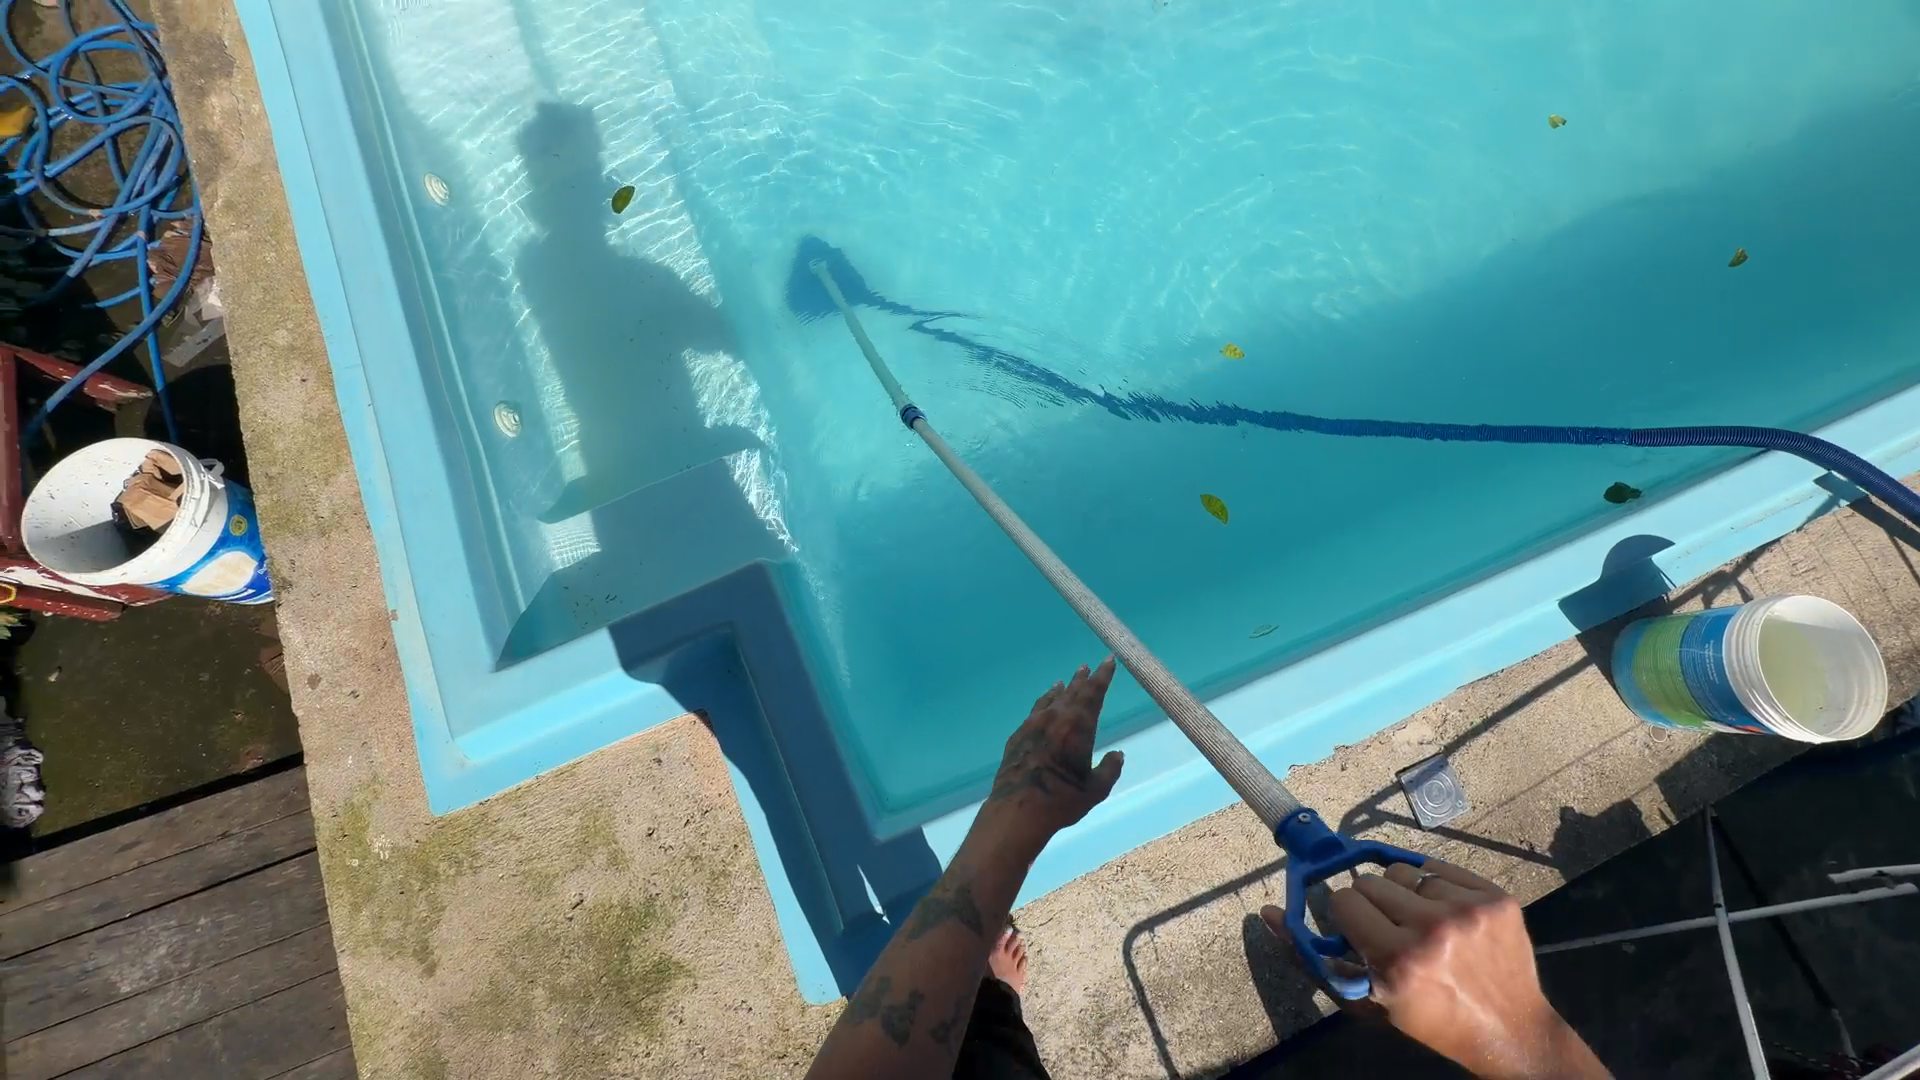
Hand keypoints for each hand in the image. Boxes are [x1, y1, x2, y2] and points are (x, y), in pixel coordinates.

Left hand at [981, 658, 1124, 854]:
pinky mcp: (1019, 734)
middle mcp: (1056, 718)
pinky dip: (1045, 700)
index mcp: (1079, 727)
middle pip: (1073, 691)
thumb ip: (1109, 770)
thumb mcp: (1096, 790)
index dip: (1103, 676)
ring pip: (1053, 698)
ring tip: (1069, 679)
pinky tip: (1047, 700)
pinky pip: (1036, 709)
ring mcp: (1034, 724)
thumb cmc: (1062, 800)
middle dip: (1084, 678)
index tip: (1109, 661)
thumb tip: (1117, 754)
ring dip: (1064, 688)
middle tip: (1090, 665)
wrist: (1017, 808)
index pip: (1094, 694)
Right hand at [1261, 861, 1608, 1079]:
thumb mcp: (1364, 999)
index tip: (1366, 939)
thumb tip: (1267, 913)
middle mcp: (1433, 931)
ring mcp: (1469, 911)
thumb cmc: (1429, 1019)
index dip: (1350, 919)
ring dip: (1405, 894)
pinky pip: (1439, 868)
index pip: (1344, 900)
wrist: (1513, 1034)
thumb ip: (1311, 956)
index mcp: (1398, 960)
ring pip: (1403, 871)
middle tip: (1393, 932)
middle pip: (1370, 881)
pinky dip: (1437, 888)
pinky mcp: (1496, 898)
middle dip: (1374, 905)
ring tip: (1423, 924)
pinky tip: (1449, 916)